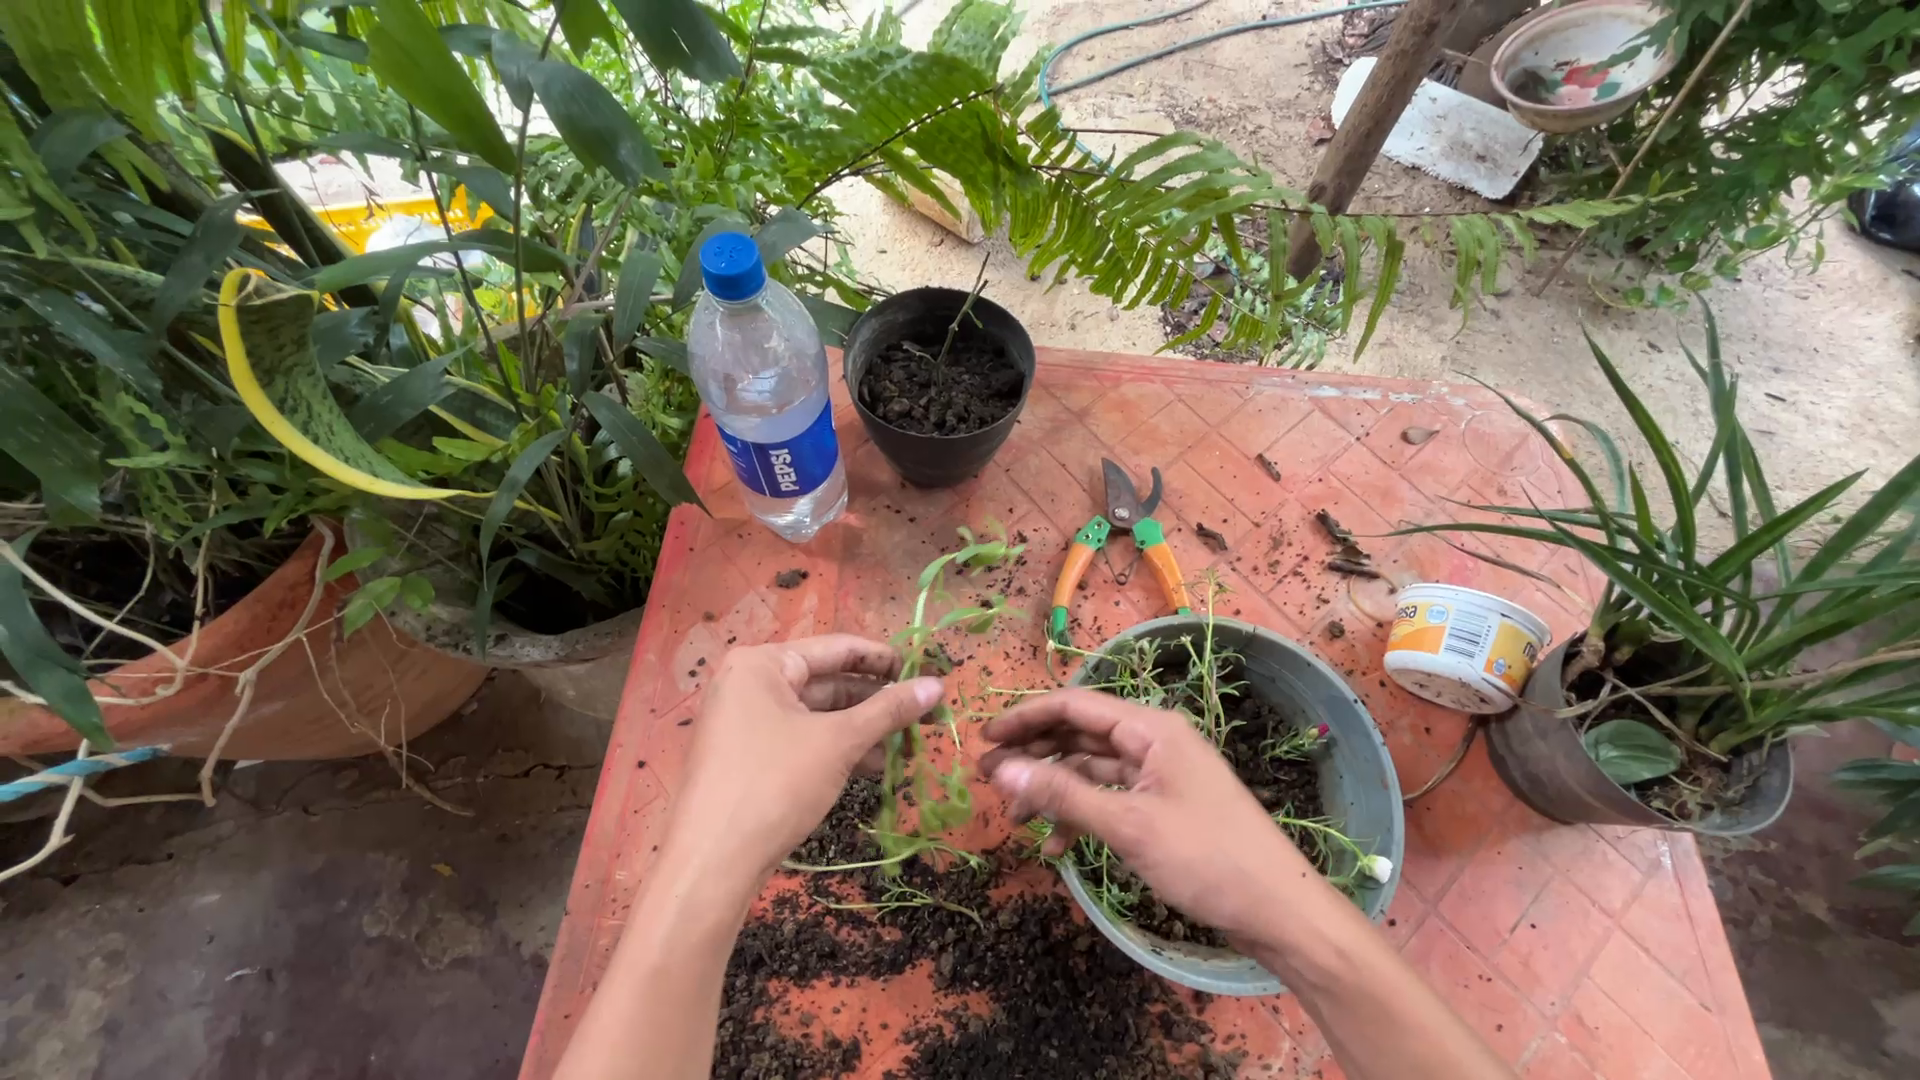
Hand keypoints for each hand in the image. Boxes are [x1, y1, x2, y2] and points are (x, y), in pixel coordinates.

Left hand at [662, 634, 942, 881]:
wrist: (712, 864)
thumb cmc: (775, 784)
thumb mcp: (839, 742)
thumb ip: (889, 710)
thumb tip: (937, 685)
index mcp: (762, 663)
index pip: (837, 648)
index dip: (884, 660)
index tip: (926, 671)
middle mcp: (750, 684)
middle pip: (828, 682)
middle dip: (877, 701)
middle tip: (924, 714)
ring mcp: (747, 723)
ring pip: (818, 715)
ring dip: (863, 729)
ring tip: (909, 745)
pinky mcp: (751, 758)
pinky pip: (804, 740)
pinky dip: (838, 749)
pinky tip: (875, 766)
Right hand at [980, 688, 1317, 943]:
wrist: (1279, 913)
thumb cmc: (1206, 859)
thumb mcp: (1127, 825)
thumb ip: (1062, 793)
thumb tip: (1000, 766)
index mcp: (1150, 728)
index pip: (1074, 705)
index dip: (1025, 718)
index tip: (983, 738)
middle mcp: (1153, 741)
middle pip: (1080, 734)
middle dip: (1034, 754)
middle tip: (988, 777)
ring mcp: (1159, 774)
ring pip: (1091, 768)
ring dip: (1054, 789)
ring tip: (1015, 816)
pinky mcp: (1162, 806)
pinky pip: (1110, 798)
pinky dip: (1081, 815)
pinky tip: (1059, 846)